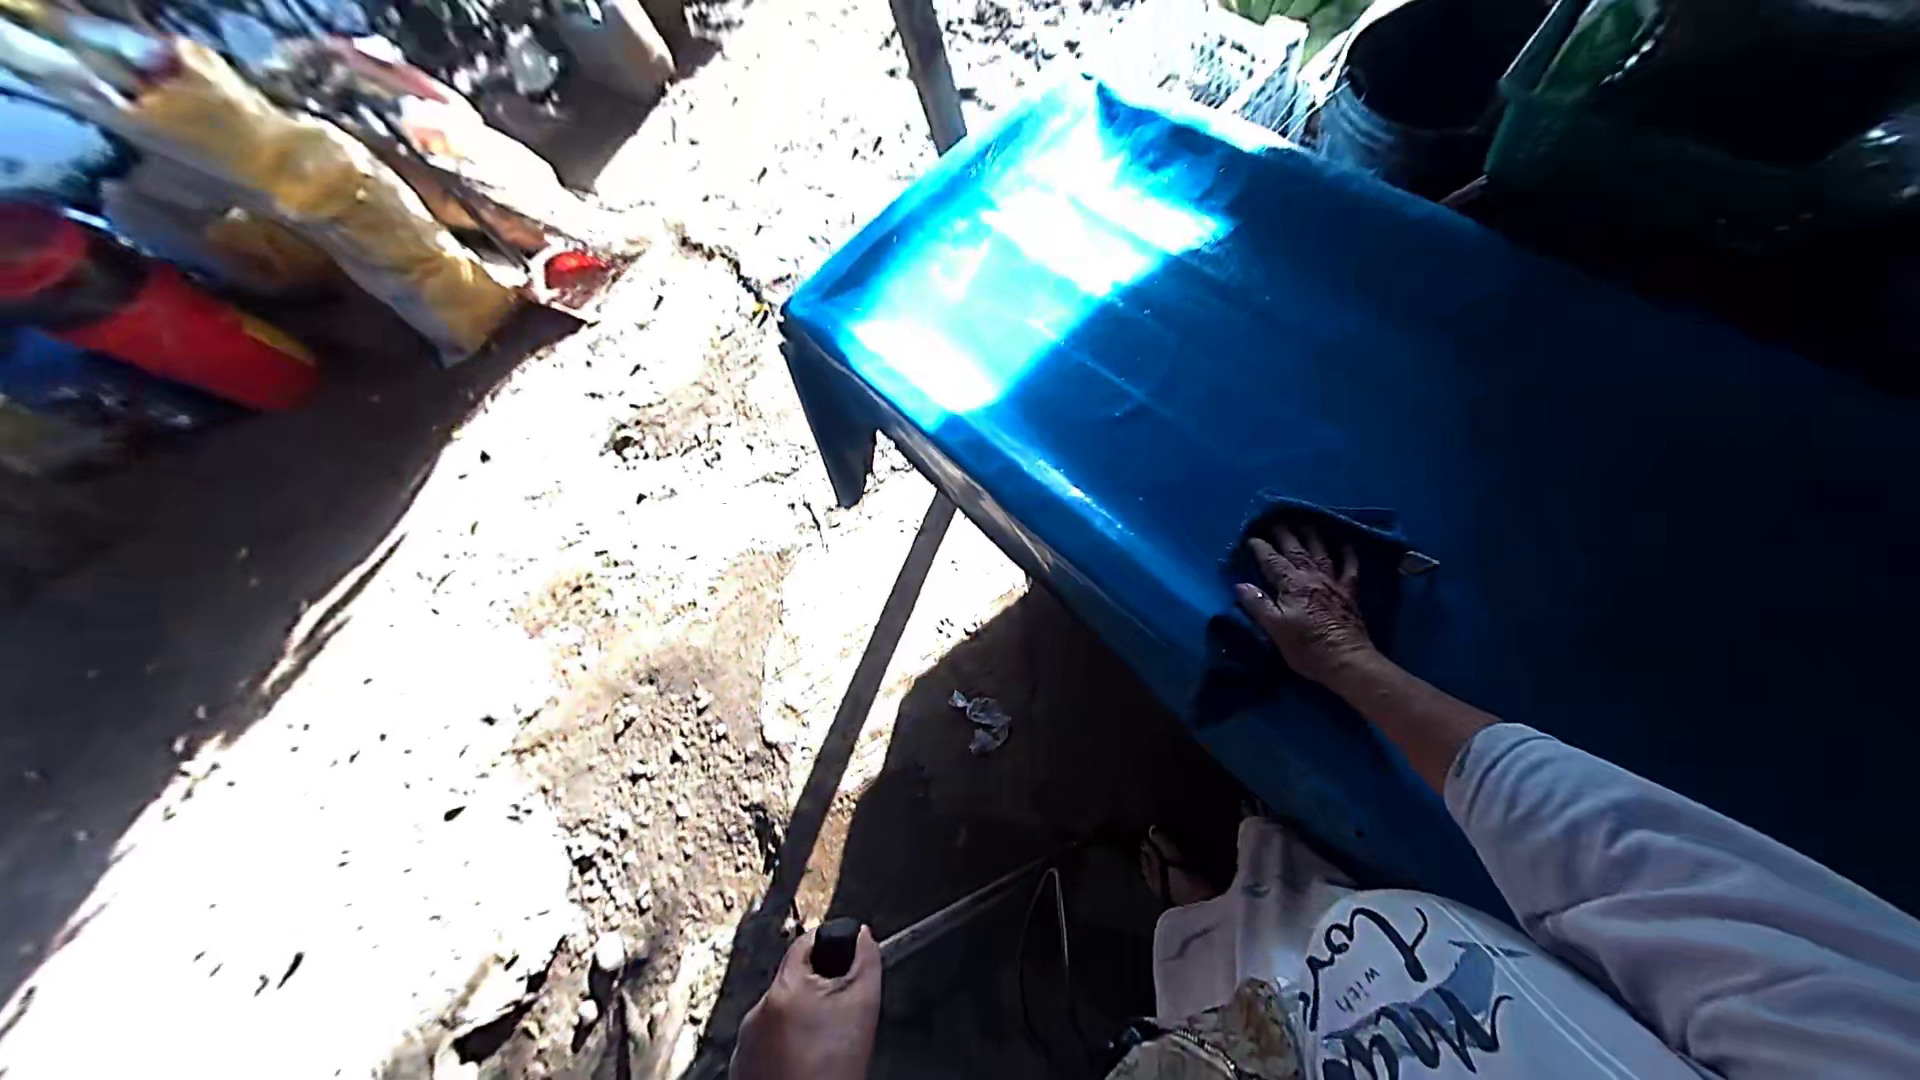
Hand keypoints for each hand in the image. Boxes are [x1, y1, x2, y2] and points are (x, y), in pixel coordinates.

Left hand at [731, 925, 881, 1079]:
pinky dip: (784, 1046)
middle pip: (794, 979)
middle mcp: (756, 1012)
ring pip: (780, 1012)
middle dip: (817, 990)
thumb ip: (866, 958)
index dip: (829, 947)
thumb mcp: (863, 1005)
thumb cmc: (833, 1073)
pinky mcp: (740, 1070)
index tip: (842, 963)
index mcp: (784, 988)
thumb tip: (860, 934)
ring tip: (820, 1046)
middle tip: (837, 1014)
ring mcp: (744, 1044)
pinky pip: (766, 1042)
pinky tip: (804, 1063)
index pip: (806, 942)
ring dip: (799, 1019)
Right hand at [1234, 525, 1376, 685]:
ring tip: (1305, 524)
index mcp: (1292, 585)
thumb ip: (1257, 604)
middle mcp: (1313, 578)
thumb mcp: (1274, 628)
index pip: (1272, 560)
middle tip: (1274, 521)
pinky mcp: (1349, 593)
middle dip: (1283, 534)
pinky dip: (1347, 553)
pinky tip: (1343, 544)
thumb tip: (1240, 585)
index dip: (1260, 547)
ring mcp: (1333, 583)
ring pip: (1321, 552)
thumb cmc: (1306, 647)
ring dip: (1311, 536)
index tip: (1250, 538)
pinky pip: (1350, 567)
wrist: (1347, 662)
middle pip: (1296, 550)